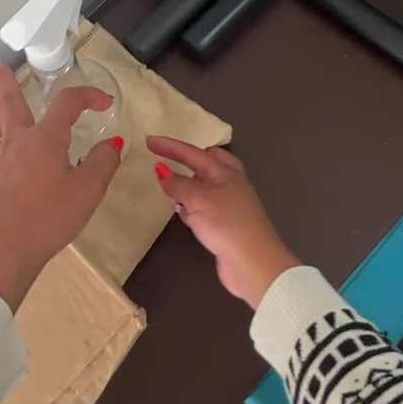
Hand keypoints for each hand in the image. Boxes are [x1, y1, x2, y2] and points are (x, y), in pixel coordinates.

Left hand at [0, 60, 122, 310]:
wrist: (3, 252)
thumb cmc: (48, 218)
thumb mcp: (87, 190)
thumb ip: (102, 162)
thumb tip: (110, 144)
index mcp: (43, 137)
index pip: (67, 102)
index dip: (89, 96)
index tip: (106, 102)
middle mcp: (19, 141)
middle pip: (11, 102)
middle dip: (7, 81)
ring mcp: (3, 160)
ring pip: (2, 121)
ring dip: (2, 102)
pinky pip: (0, 142)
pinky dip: (5, 129)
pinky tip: (10, 141)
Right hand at [147, 136, 301, 309]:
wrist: (253, 263)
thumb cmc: (226, 223)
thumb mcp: (198, 199)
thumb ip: (178, 184)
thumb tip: (163, 172)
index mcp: (226, 172)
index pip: (193, 153)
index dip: (170, 146)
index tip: (149, 140)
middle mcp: (230, 184)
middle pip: (209, 164)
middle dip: (190, 158)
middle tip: (169, 156)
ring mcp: (229, 206)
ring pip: (205, 187)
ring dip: (188, 183)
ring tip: (168, 182)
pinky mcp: (225, 226)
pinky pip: (204, 208)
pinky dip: (191, 206)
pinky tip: (180, 211)